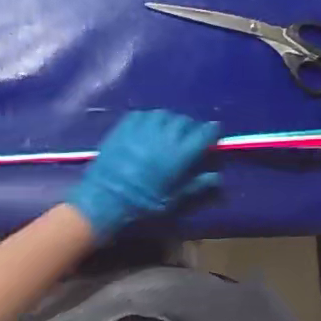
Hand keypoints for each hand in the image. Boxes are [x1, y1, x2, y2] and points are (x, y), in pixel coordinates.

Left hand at [66, 111, 220, 237]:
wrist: (103, 200)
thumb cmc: (142, 205)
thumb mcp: (173, 200)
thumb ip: (196, 185)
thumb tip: (216, 176)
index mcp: (180, 154)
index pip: (205, 133)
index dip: (212, 132)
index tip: (214, 135)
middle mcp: (164, 135)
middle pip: (185, 121)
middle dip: (191, 127)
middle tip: (189, 137)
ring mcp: (143, 127)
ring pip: (164, 114)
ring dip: (170, 121)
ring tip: (168, 131)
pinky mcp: (124, 126)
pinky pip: (142, 115)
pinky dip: (150, 119)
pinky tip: (148, 128)